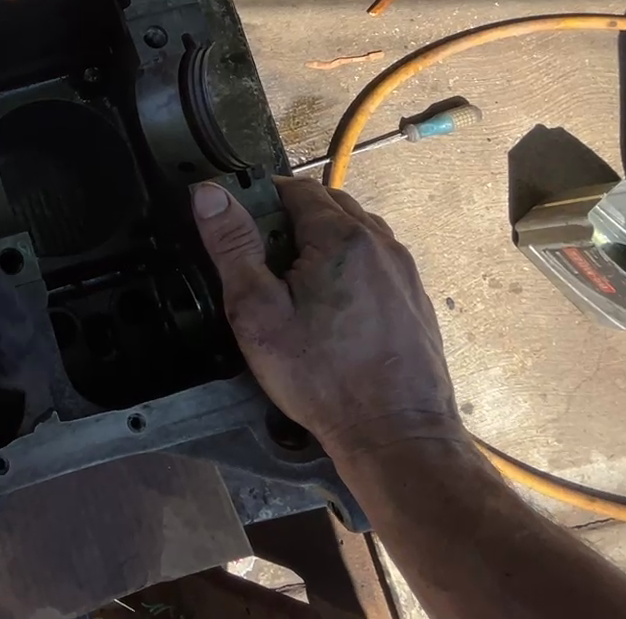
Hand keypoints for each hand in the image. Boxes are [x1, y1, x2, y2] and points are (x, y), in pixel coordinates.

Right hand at [190, 177, 461, 460]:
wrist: (397, 438)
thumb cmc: (320, 375)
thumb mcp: (257, 310)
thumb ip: (232, 246)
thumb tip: (209, 193)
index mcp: (341, 239)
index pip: (297, 188)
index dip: (263, 196)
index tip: (240, 223)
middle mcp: (381, 245)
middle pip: (330, 203)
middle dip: (292, 214)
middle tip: (260, 251)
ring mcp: (405, 272)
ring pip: (357, 229)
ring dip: (322, 235)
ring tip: (292, 276)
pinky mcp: (416, 300)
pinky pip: (377, 258)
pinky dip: (348, 260)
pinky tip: (329, 301)